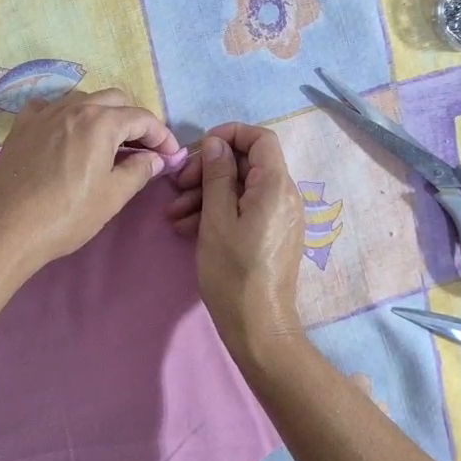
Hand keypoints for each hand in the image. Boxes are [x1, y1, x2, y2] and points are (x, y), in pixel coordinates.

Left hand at [0, 89, 179, 274]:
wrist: (5, 229)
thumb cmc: (66, 215)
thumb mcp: (112, 196)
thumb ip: (139, 171)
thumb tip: (154, 158)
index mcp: (101, 122)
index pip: (142, 118)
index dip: (162, 135)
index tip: (172, 155)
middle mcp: (74, 108)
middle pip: (115, 100)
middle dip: (134, 120)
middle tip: (144, 148)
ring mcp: (44, 114)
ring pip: (83, 100)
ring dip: (102, 114)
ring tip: (109, 143)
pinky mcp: (22, 127)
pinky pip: (50, 107)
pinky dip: (66, 114)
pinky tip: (67, 133)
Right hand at [166, 124, 305, 360]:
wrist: (258, 326)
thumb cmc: (233, 272)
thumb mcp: (217, 219)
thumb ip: (217, 176)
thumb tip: (216, 143)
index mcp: (276, 186)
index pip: (261, 138)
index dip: (229, 135)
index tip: (199, 150)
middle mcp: (286, 196)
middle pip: (247, 163)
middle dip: (209, 170)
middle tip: (178, 186)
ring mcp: (281, 217)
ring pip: (242, 188)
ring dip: (207, 194)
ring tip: (174, 215)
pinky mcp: (273, 235)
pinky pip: (247, 209)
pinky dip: (219, 212)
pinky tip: (188, 228)